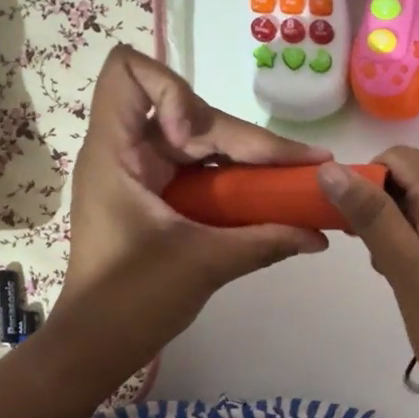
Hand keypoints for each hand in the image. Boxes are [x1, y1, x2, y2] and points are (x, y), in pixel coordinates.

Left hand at [59, 44, 330, 360]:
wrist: (98, 345)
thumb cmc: (134, 300)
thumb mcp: (205, 265)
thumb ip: (265, 242)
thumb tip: (320, 235)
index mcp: (116, 154)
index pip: (131, 72)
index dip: (176, 93)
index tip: (199, 143)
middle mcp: (126, 154)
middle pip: (189, 113)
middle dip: (244, 138)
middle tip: (302, 166)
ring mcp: (142, 179)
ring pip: (200, 144)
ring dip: (246, 159)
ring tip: (295, 180)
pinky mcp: (156, 203)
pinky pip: (200, 176)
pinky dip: (235, 183)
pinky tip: (270, 200)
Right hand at [319, 148, 418, 417]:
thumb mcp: (404, 268)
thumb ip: (370, 214)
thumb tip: (330, 168)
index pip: (398, 158)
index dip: (365, 184)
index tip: (351, 228)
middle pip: (415, 179)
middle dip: (384, 213)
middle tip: (380, 263)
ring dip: (402, 232)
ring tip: (401, 278)